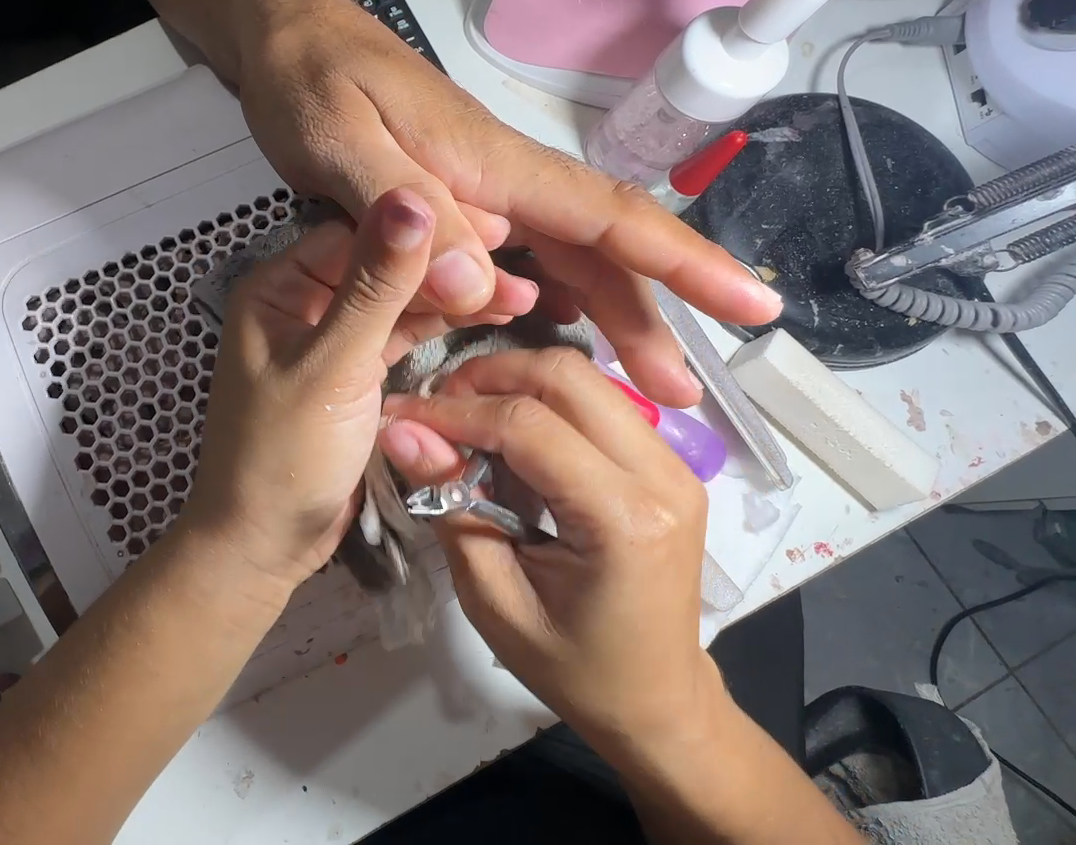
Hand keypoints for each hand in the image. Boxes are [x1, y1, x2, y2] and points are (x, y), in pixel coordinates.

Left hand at [186, 188, 507, 590]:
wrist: (267, 543)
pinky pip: (402, 336)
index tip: (493, 226)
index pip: (358, 233)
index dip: (424, 227)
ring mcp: (332, 337)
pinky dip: (441, 329)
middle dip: (448, 266)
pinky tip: (490, 318)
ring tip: (523, 293)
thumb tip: (411, 193)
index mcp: (279, 285)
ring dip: (454, 298)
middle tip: (519, 261)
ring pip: (400, 302)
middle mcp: (304, 301)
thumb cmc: (285, 454)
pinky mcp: (356, 372)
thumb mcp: (332, 366)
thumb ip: (375, 285)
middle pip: (384, 265)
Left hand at [236, 0, 782, 406]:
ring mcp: (477, 189)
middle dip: (649, 315)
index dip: (681, 262)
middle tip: (685, 392)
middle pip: (595, 249)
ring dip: (606, 311)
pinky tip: (556, 325)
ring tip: (638, 376)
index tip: (751, 306)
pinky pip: (513, 254)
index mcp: (487, 165)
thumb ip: (403, 213)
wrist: (288, 40)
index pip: (605, 214)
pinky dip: (545, 292)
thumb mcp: (341, 145)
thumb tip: (476, 288)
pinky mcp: (449, 200)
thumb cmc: (308, 82)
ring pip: (560, 256)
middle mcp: (497, 179)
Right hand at [377, 348, 723, 752]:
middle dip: (488, 375)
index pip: (527, 427)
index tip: (401, 414)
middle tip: (437, 406)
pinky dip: (544, 398)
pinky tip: (509, 429)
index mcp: (624, 520)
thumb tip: (400, 431)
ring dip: (515, 380)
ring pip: (585, 376)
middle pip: (566, 376)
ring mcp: (676, 463)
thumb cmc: (571, 665)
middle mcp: (663, 476)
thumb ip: (450, 507)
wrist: (657, 699)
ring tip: (466, 414)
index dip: (454, 413)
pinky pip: (599, 399)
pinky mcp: (669, 461)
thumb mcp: (492, 599)